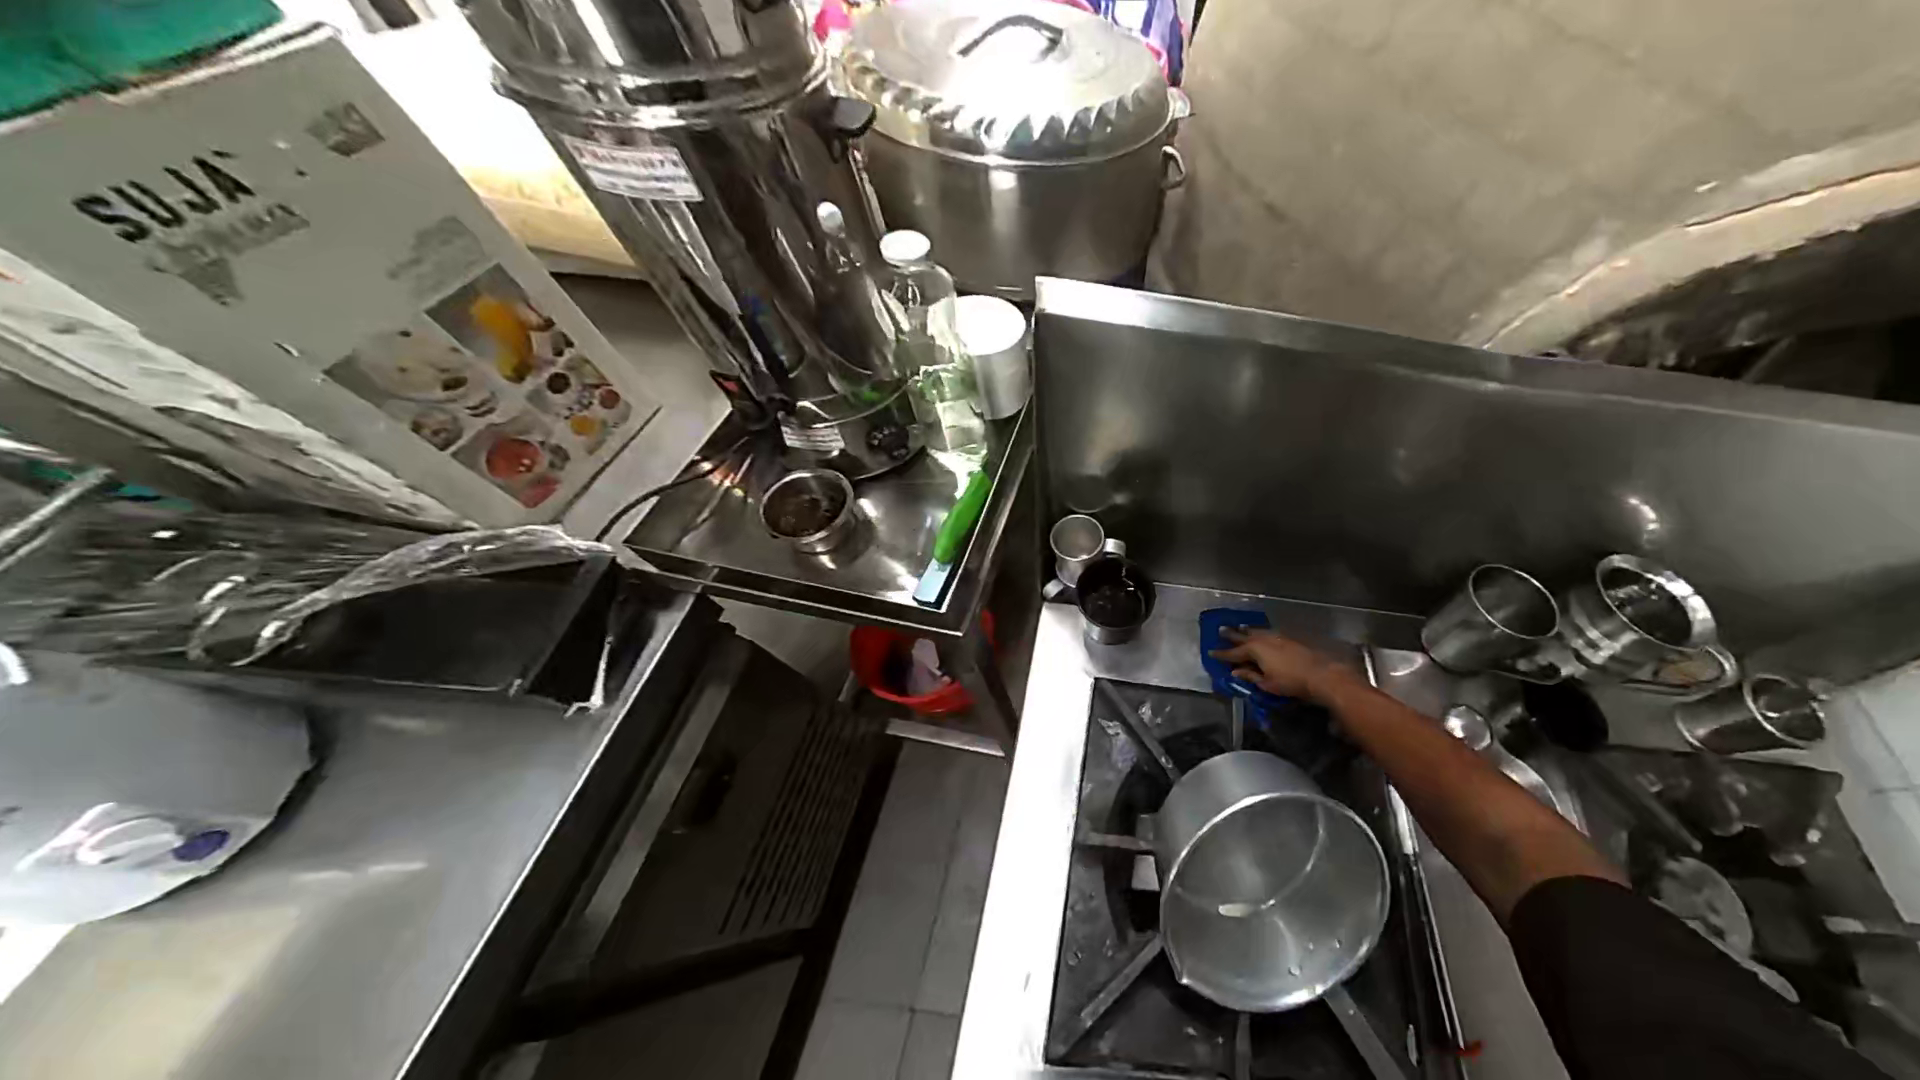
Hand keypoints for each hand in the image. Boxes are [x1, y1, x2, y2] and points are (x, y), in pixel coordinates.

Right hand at [1209, 628, 1356, 701]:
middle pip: (1243, 636)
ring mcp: (1277, 636)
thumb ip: (1250, 676)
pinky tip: (1262, 633)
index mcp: (1253, 650)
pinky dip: (1261, 632)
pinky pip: (1269, 632)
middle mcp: (1263, 639)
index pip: (1232, 653)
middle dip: (1231, 635)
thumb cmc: (1291, 682)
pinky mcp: (1289, 638)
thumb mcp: (1267, 683)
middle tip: (1221, 630)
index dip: (1221, 654)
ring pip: (1257, 631)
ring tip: (1240, 627)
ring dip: (1247, 630)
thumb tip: (1235, 671)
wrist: (1322, 674)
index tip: (1211, 652)